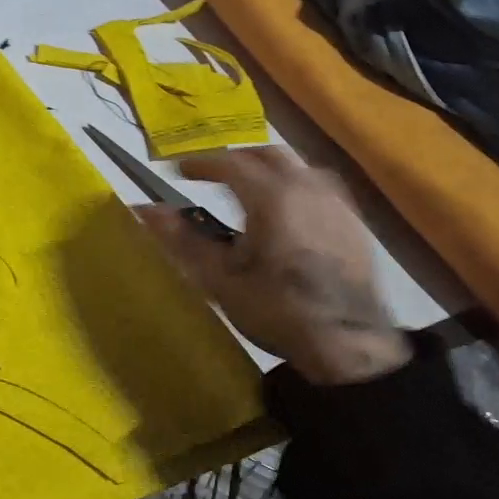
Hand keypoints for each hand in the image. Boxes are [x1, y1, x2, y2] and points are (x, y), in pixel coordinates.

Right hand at [134, 147, 410, 385]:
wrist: (348, 343)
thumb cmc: (274, 307)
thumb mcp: (216, 275)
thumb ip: (180, 237)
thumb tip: (143, 209)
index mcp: (271, 197)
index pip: (230, 163)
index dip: (200, 163)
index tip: (178, 171)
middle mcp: (307, 190)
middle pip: (268, 155)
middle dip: (235, 159)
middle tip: (210, 174)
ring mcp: (337, 205)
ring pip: (299, 167)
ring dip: (268, 169)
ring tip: (249, 187)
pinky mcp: (355, 224)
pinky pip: (321, 187)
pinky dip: (295, 185)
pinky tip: (287, 210)